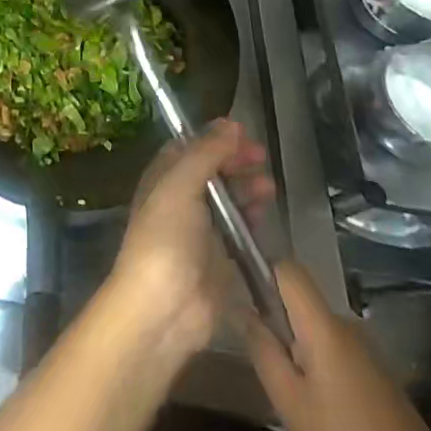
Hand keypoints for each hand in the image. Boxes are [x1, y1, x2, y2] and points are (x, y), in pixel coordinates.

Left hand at [106, 119, 272, 358]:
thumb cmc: (166, 238)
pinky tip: (264, 214)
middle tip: (262, 157)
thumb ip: (205, 154)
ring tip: (268, 186)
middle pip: (210, 173)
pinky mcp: (218, 259)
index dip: (213, 138)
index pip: (187, 149)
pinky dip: (251, 219)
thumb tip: (230, 124)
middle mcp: (178, 201)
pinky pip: (238, 231)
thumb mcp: (180, 186)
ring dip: (246, 188)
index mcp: (162, 180)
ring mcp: (199, 231)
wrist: (164, 306)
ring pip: (227, 201)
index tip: (242, 132)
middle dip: (234, 161)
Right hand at [243, 264, 430, 430]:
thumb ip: (262, 348)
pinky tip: (320, 401)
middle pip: (301, 302)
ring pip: (317, 329)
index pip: (288, 269)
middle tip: (265, 358)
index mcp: (324, 325)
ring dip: (298, 346)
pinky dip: (319, 363)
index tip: (243, 295)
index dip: (262, 271)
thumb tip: (242, 309)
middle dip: (277, 321)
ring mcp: (367, 350)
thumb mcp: (289, 398)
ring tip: (291, 387)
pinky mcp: (378, 373)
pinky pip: (336, 350)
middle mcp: (347, 326)